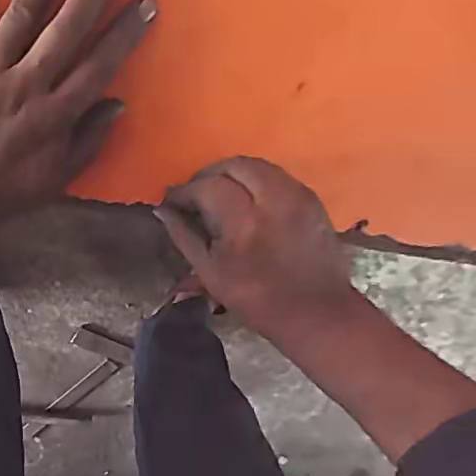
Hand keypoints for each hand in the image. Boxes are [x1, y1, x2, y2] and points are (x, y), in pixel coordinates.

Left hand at [0, 0, 157, 223]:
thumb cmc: (2, 193)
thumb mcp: (55, 180)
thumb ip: (88, 142)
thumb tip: (117, 104)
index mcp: (53, 117)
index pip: (98, 65)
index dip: (124, 33)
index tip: (145, 3)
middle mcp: (25, 87)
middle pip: (68, 28)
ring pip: (23, 11)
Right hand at [154, 157, 357, 337]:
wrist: (313, 311)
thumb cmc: (254, 298)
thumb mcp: (209, 273)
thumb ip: (184, 236)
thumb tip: (162, 210)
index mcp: (242, 222)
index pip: (206, 187)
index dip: (184, 191)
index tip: (172, 201)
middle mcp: (272, 200)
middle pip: (234, 165)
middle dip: (208, 175)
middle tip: (194, 194)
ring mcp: (296, 196)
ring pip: (258, 165)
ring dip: (232, 173)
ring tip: (218, 193)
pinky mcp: (311, 199)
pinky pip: (277, 175)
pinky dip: (255, 180)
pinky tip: (246, 200)